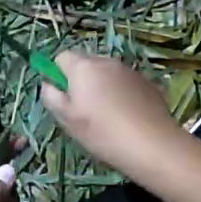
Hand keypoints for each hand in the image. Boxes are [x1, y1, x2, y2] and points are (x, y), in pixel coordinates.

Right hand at [39, 51, 188, 175]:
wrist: (152, 144)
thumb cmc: (102, 132)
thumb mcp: (67, 119)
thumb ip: (51, 97)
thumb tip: (48, 84)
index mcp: (83, 67)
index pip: (62, 57)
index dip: (58, 74)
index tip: (63, 97)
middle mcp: (107, 61)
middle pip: (86, 63)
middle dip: (81, 81)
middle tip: (83, 110)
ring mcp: (130, 71)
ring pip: (107, 74)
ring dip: (103, 87)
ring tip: (108, 116)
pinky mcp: (148, 83)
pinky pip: (126, 83)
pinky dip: (122, 94)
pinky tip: (127, 117)